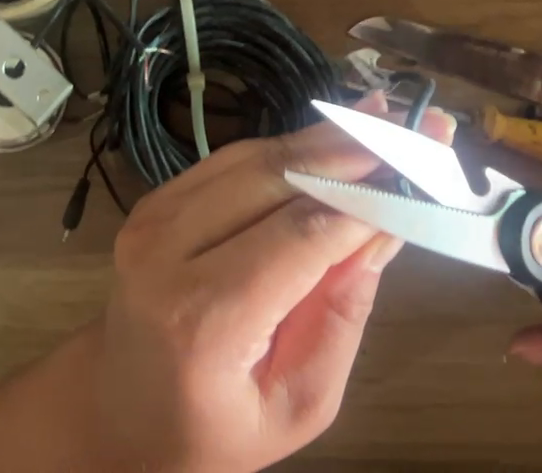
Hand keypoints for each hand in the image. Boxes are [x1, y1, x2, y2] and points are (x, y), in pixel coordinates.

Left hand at [87, 98, 455, 472]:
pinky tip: (332, 133)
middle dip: (351, 149)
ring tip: (384, 115)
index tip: (421, 170)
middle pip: (271, 178)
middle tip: (417, 125)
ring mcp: (152, 217)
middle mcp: (166, 250)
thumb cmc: (214, 426)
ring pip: (250, 158)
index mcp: (202, 317)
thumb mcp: (298, 400)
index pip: (298, 237)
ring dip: (321, 136)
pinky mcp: (154, 201)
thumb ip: (341, 311)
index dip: (363, 198)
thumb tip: (385, 225)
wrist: (120, 408)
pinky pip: (228, 162)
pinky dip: (285, 146)